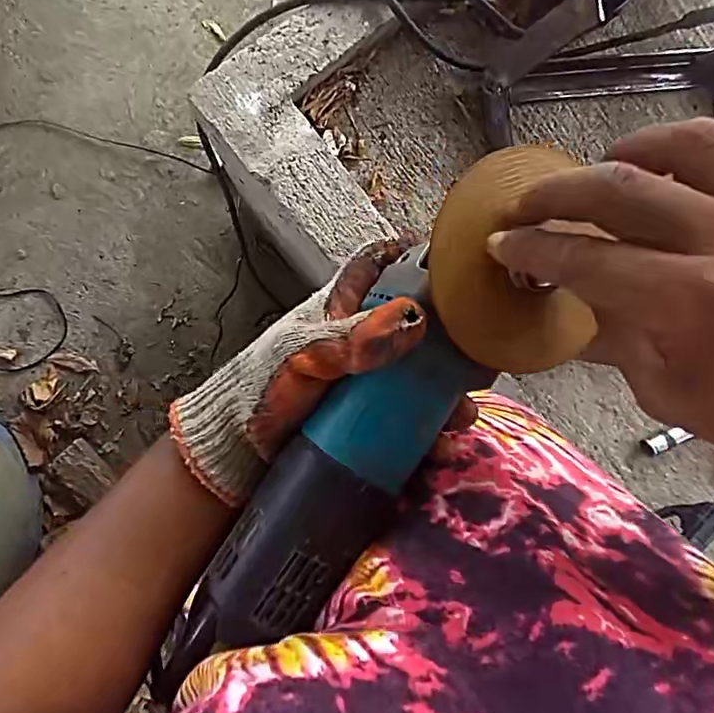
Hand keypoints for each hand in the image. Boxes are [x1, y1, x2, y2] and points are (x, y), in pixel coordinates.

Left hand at [172, 239, 474, 505]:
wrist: (239, 454)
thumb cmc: (262, 393)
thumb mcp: (307, 357)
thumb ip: (355, 338)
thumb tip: (415, 318)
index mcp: (338, 313)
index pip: (376, 269)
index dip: (408, 257)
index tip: (446, 261)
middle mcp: (357, 344)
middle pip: (414, 330)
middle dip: (448, 345)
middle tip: (474, 362)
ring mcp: (364, 384)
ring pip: (419, 381)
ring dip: (447, 397)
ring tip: (461, 416)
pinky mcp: (366, 422)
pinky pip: (408, 424)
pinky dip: (430, 435)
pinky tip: (442, 449)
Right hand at [486, 119, 713, 486]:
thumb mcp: (675, 398)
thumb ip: (619, 345)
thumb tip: (576, 310)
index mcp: (693, 301)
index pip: (589, 260)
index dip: (535, 250)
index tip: (501, 244)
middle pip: (625, 189)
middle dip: (559, 192)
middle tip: (525, 202)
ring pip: (696, 144)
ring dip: (634, 146)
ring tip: (604, 165)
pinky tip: (691, 166)